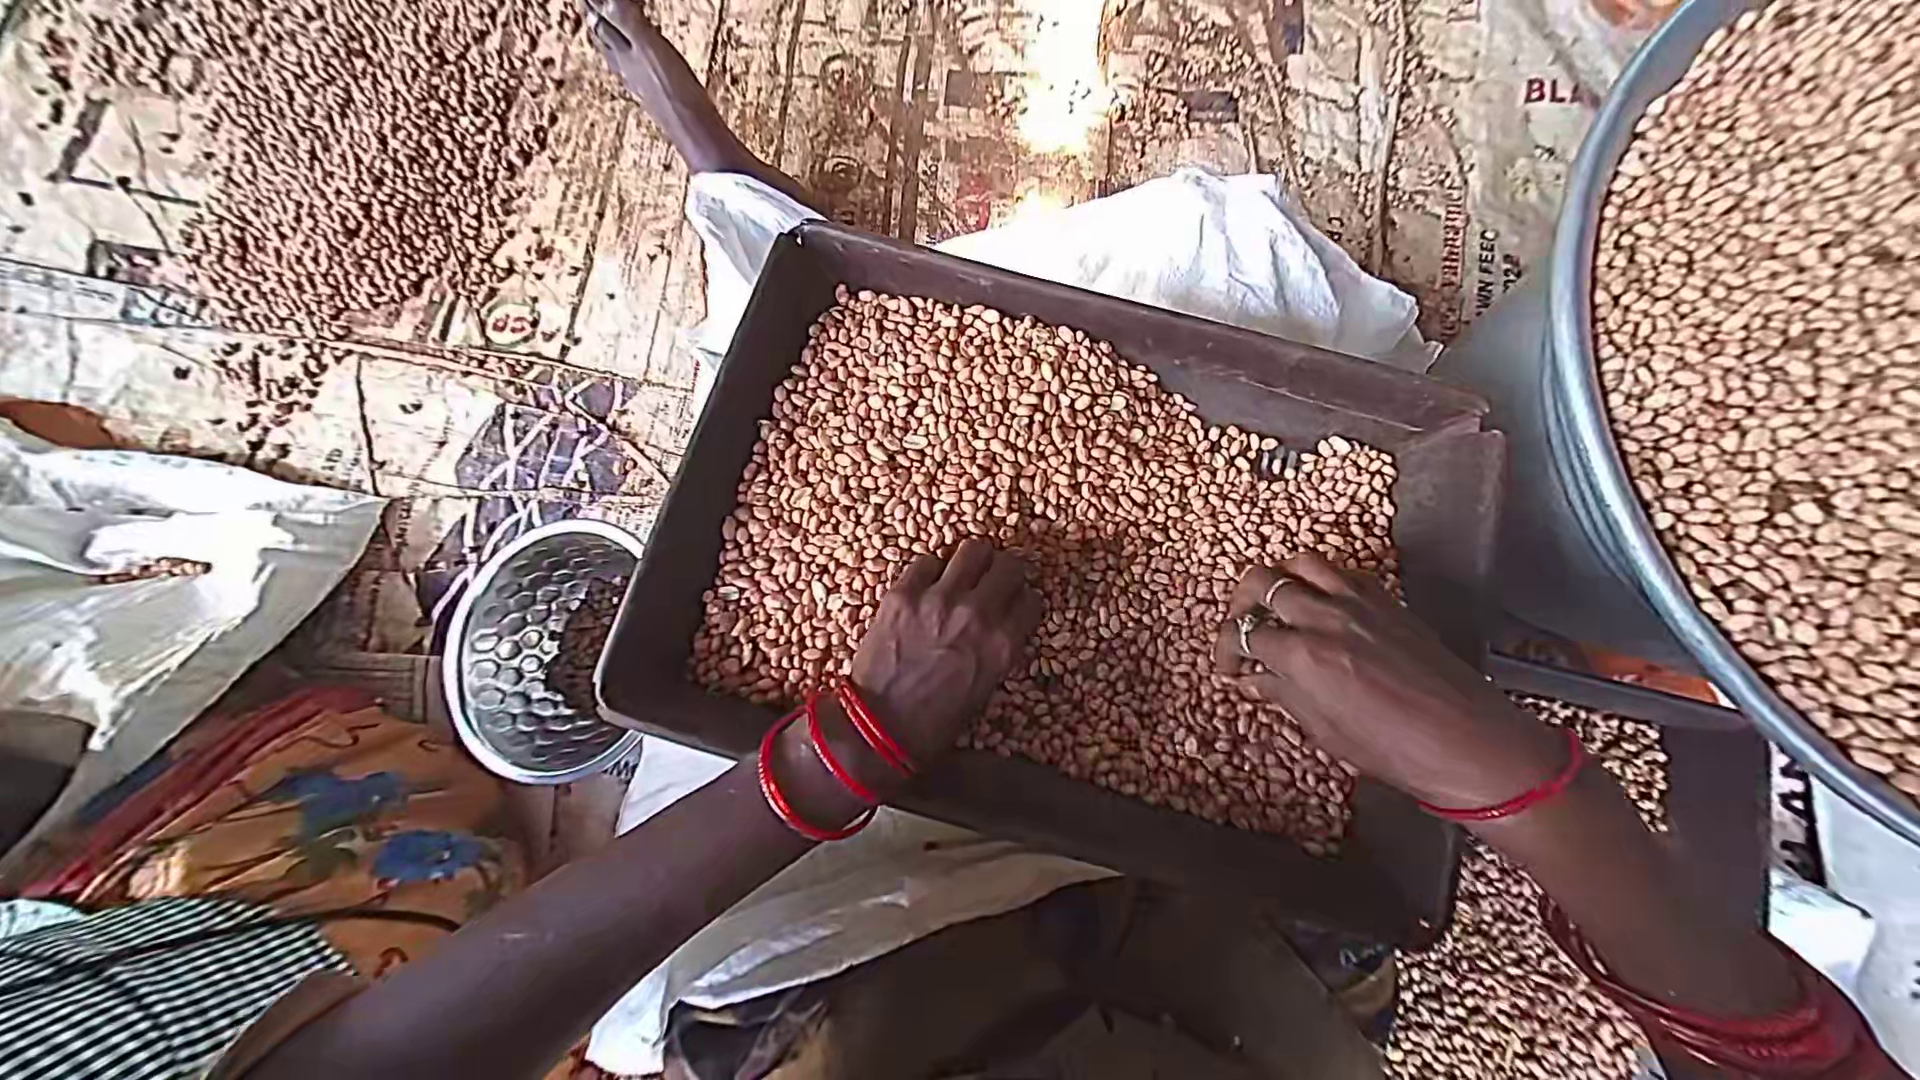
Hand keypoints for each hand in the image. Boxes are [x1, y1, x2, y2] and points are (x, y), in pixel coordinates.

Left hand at [848, 538, 1044, 766]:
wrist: (877, 728)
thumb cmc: (934, 722)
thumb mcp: (985, 689)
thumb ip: (999, 650)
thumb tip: (1002, 624)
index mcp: (1002, 645)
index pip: (1031, 601)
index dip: (1023, 600)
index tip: (1014, 602)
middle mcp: (976, 615)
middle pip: (1010, 566)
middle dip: (1007, 571)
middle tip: (995, 578)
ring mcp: (938, 599)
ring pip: (973, 550)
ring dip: (973, 560)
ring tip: (965, 571)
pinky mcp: (903, 593)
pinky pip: (927, 561)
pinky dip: (931, 571)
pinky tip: (927, 586)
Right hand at [1211, 554, 1567, 811]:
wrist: (1472, 745)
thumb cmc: (1394, 749)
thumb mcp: (1323, 729)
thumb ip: (1280, 693)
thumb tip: (1251, 679)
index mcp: (1303, 655)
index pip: (1244, 633)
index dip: (1228, 650)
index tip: (1230, 666)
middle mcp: (1325, 618)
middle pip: (1261, 582)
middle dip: (1240, 603)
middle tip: (1242, 626)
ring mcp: (1359, 604)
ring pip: (1300, 563)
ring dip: (1278, 579)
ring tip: (1276, 603)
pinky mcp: (1388, 602)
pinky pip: (1342, 572)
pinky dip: (1321, 580)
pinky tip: (1320, 604)